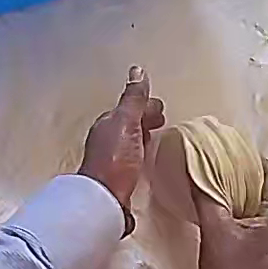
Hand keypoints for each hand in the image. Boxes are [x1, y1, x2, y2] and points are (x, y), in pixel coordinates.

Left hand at [78, 67, 165, 228]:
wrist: (105, 198)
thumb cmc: (115, 158)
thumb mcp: (127, 122)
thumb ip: (134, 99)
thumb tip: (137, 70)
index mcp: (107, 123)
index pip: (129, 108)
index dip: (145, 106)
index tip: (161, 109)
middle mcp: (106, 138)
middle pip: (128, 123)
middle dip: (145, 119)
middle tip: (162, 121)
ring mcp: (110, 158)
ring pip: (129, 140)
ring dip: (143, 135)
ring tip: (156, 137)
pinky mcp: (116, 176)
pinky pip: (130, 156)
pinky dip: (140, 151)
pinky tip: (146, 158)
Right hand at [193, 160, 267, 268]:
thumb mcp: (214, 228)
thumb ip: (205, 193)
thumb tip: (195, 164)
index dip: (251, 160)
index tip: (228, 155)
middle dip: (245, 174)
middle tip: (220, 166)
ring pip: (265, 198)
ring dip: (244, 189)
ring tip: (220, 182)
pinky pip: (261, 212)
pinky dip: (245, 203)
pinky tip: (226, 202)